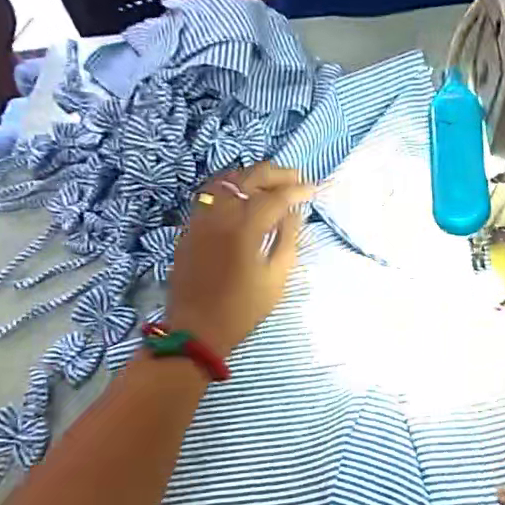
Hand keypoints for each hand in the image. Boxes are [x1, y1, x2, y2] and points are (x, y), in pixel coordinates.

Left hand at [163, 163, 313, 353]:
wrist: (196, 329)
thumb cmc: (242, 309)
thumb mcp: (276, 278)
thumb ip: (288, 239)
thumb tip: (294, 213)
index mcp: (245, 227)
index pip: (276, 196)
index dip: (298, 190)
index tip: (314, 190)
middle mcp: (221, 213)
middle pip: (250, 177)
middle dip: (276, 174)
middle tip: (296, 179)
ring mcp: (201, 217)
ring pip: (227, 180)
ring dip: (252, 176)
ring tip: (271, 182)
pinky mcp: (190, 226)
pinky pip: (211, 194)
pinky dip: (231, 187)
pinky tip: (243, 196)